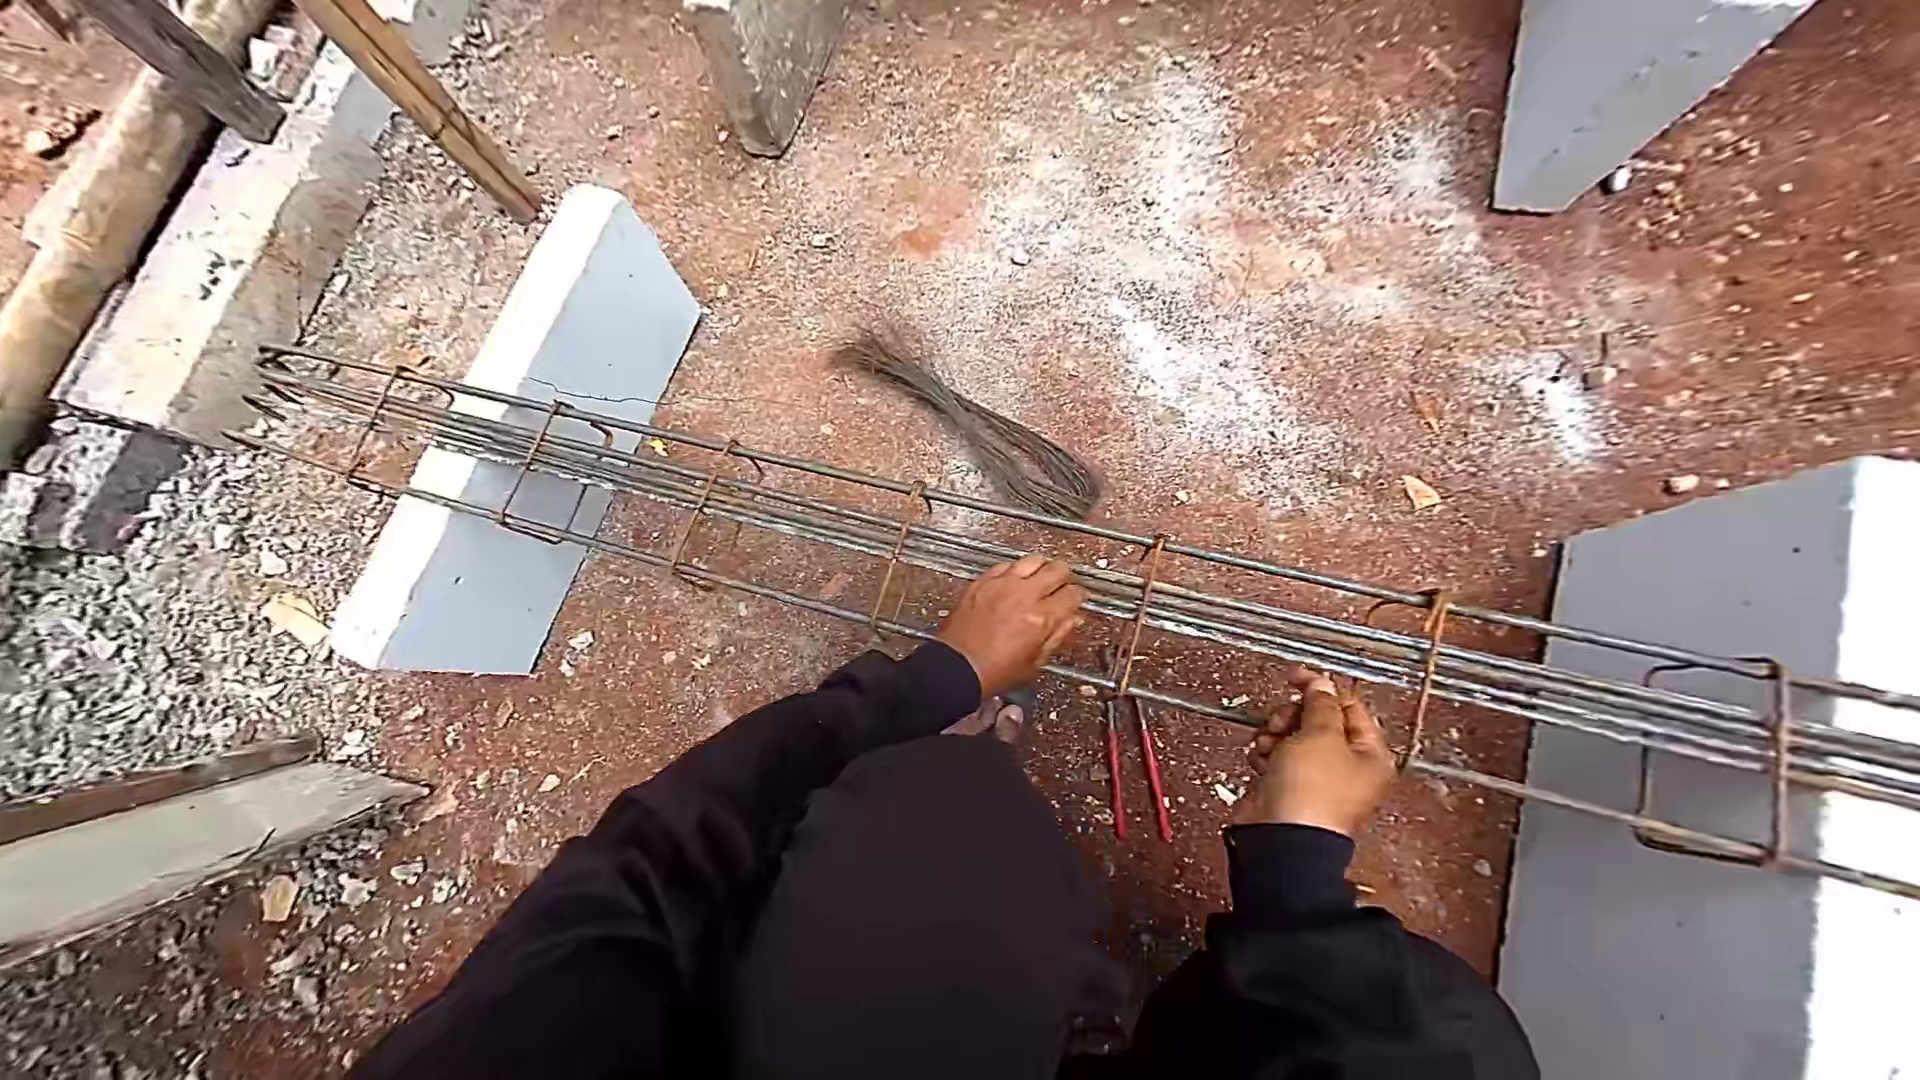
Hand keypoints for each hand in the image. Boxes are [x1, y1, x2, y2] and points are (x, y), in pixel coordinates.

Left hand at [936, 555, 1086, 699]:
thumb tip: (1073, 619)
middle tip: (1062, 586)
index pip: (1072, 594)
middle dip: (1065, 577)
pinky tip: (1016, 579)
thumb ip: (1058, 636)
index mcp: (1041, 618)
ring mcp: (1001, 585)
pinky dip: (1015, 569)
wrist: (957, 667)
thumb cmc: (993, 671)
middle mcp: (1023, 595)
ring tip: (1041, 577)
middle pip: (1057, 569)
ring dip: (1042, 567)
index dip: (1078, 596)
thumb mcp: (1035, 662)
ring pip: (1033, 560)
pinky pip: (1006, 564)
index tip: (1077, 598)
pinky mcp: (983, 582)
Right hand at [1232, 668, 1394, 835]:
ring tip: (1269, 746)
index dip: (1320, 689)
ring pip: (1291, 735)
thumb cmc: (1311, 789)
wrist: (1281, 833)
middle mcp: (1347, 766)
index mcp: (1369, 754)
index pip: (1348, 706)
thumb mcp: (1320, 735)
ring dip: (1274, 734)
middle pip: (1316, 720)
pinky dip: (1266, 754)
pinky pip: (1276, 755)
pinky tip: (1263, 762)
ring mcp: (1317, 777)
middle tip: (1281, 721)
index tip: (1295, 678)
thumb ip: (1321, 704)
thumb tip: (1322, 685)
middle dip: (1290, 716)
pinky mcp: (1290, 785)